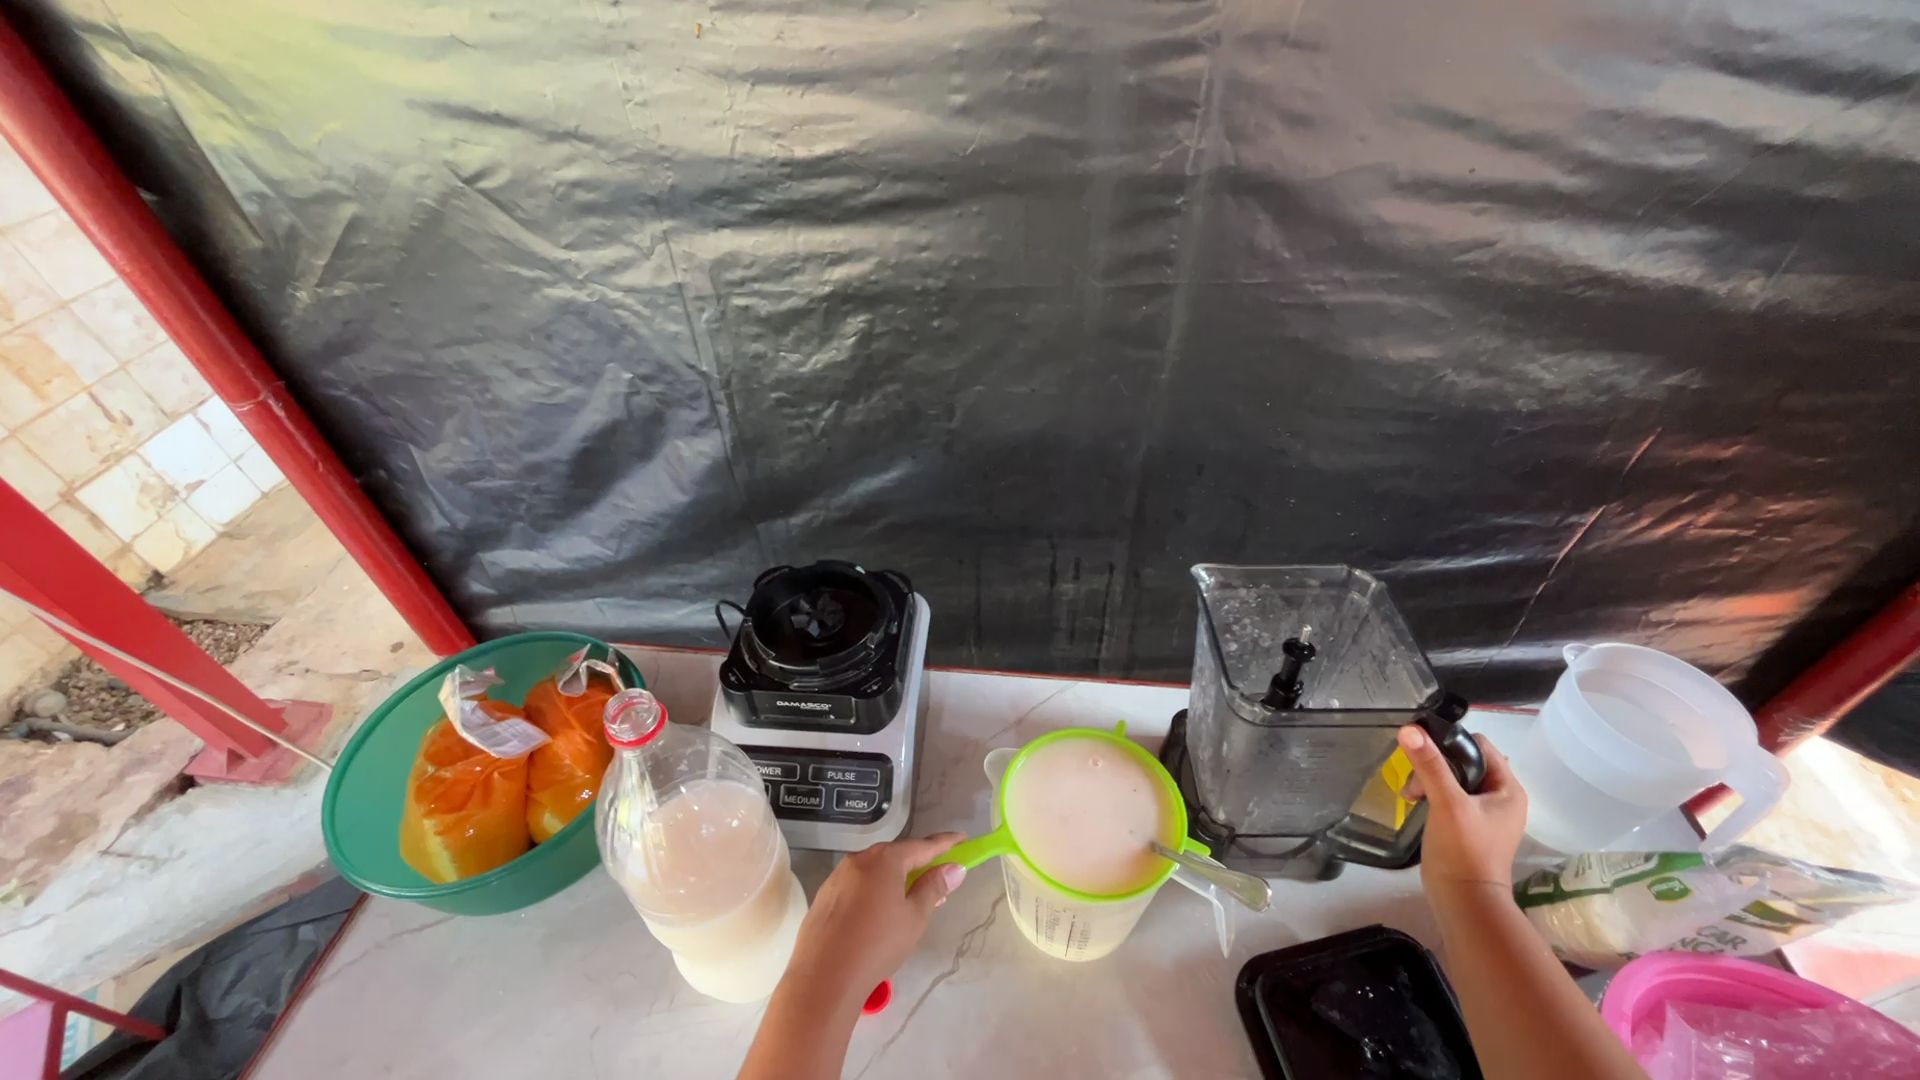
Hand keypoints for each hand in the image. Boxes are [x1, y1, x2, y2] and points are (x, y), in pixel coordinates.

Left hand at [782, 832, 967, 1010]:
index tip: (962, 838)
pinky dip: (874, 890)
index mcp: (884, 860)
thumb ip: (933, 888)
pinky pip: (858, 884)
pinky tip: (878, 912)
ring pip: (875, 870)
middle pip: (896, 856)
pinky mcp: (825, 895)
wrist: (823, 977)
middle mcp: (859, 859)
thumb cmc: (877, 944)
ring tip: (910, 899)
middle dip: (918, 864)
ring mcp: (838, 876)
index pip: (922, 846)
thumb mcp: (914, 918)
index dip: (945, 843)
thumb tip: (954, 868)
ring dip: (895, 878)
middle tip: (938, 878)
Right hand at [1399, 726, 1526, 897]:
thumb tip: (1410, 729)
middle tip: (1414, 779)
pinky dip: (1431, 794)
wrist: (1464, 900)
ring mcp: (1484, 812)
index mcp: (1508, 790)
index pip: (1481, 746)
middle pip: (1464, 761)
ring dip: (1429, 780)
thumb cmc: (1464, 850)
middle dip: (1435, 765)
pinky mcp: (1467, 824)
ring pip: (1453, 778)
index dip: (1452, 742)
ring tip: (1410, 795)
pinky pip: (1448, 795)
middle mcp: (1500, 797)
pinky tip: (1415, 803)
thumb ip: (1430, 765)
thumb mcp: (1447, 803)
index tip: (1423, 748)